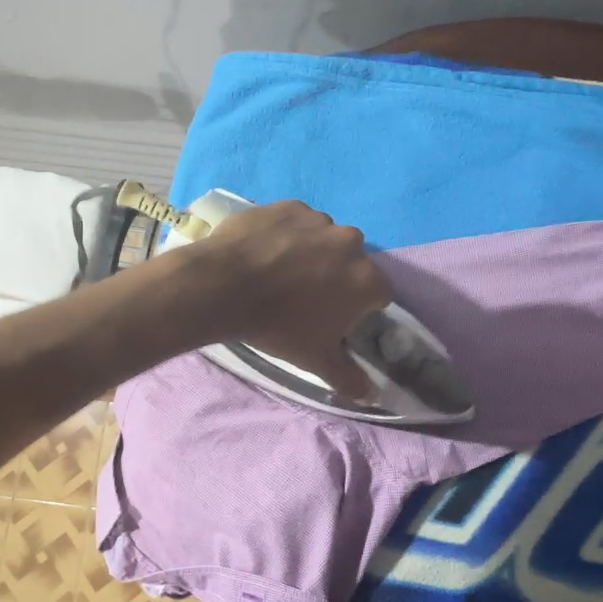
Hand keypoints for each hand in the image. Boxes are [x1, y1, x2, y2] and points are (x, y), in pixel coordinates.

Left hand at [176, 200, 393, 399]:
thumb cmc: (278, 326)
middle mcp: (352, 242)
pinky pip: (296, 222)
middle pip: (352, 264)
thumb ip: (348, 378)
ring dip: (311, 254)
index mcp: (367, 279)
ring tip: (279, 273)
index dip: (358, 309)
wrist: (224, 286)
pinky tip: (264, 253)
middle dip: (336, 278)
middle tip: (303, 298)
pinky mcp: (289, 205)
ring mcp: (319, 220)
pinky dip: (286, 235)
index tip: (334, 319)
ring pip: (324, 240)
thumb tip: (372, 395)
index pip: (378, 295)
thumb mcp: (315, 360)